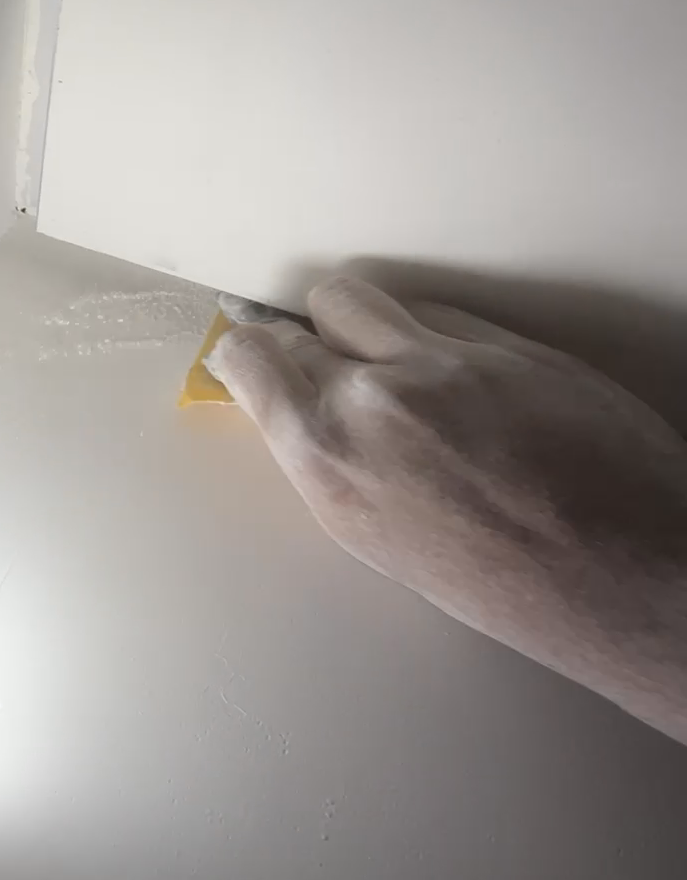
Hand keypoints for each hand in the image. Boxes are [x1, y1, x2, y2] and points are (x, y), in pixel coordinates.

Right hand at [208, 278, 686, 743]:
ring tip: (371, 351)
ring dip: (345, 321)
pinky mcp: (514, 348)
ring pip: (350, 298)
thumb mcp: (355, 523)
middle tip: (315, 366)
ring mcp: (446, 364)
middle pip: (293, 326)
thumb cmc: (487, 574)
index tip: (253, 361)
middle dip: (294, 346)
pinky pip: (436, 313)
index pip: (247, 353)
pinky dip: (424, 334)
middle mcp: (372, 397)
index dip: (244, 354)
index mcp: (322, 450)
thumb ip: (307, 448)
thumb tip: (275, 401)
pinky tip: (449, 371)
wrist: (635, 581)